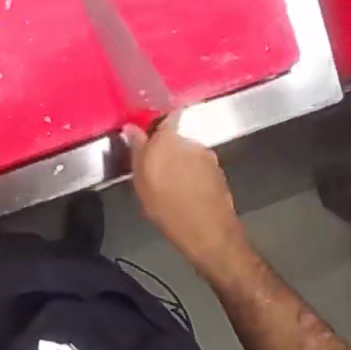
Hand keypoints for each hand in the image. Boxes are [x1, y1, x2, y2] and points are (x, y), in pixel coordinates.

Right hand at [123, 115, 249, 277]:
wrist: (207, 232)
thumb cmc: (167, 207)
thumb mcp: (142, 180)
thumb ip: (137, 150)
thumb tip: (131, 129)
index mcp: (170, 139)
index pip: (166, 118)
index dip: (157, 124)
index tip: (148, 137)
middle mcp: (192, 143)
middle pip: (177, 140)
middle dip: (167, 151)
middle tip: (154, 172)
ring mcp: (209, 158)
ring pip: (189, 156)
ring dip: (180, 166)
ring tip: (169, 189)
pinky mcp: (219, 175)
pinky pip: (200, 171)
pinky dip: (193, 178)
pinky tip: (185, 196)